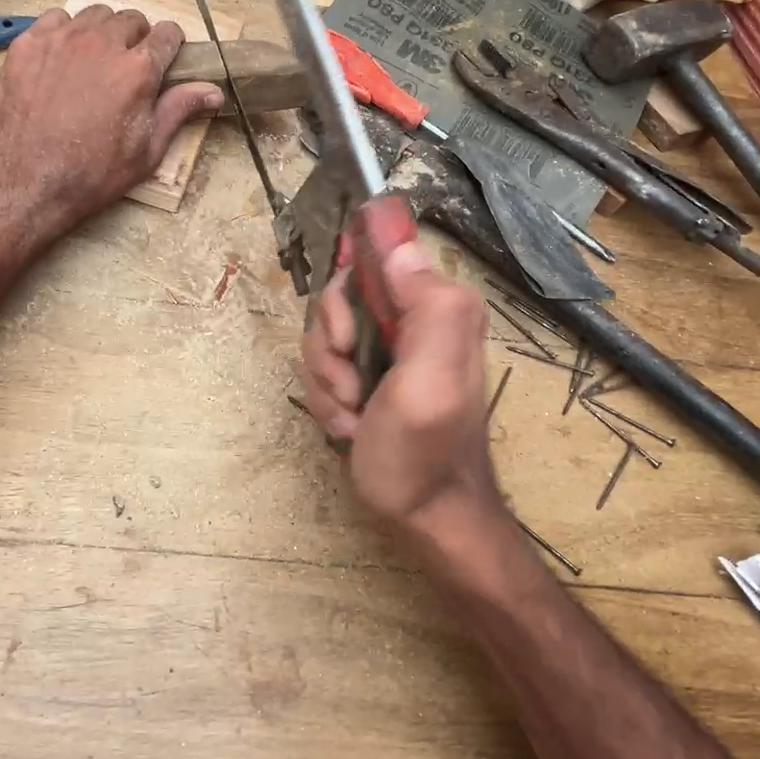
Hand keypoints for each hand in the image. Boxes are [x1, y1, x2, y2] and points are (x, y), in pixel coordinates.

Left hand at [0, 6, 222, 230]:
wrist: (29, 182)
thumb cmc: (93, 173)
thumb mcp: (147, 151)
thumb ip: (179, 110)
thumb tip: (214, 90)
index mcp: (138, 68)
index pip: (168, 34)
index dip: (170, 47)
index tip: (164, 60)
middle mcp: (102, 43)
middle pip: (131, 19)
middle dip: (135, 39)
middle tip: (125, 68)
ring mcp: (61, 39)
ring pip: (93, 15)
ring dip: (100, 32)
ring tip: (93, 61)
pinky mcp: (27, 44)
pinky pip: (54, 20)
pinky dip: (63, 33)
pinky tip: (59, 60)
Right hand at [299, 241, 500, 528]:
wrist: (424, 515)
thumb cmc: (426, 452)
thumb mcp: (432, 380)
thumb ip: (428, 309)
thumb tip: (399, 243)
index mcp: (437, 305)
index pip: (374, 256)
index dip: (345, 293)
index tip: (346, 338)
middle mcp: (413, 316)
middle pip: (338, 298)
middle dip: (330, 347)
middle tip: (350, 385)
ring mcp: (387, 347)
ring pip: (323, 334)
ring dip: (327, 380)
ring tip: (354, 414)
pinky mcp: (366, 373)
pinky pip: (322, 365)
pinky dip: (327, 398)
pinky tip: (350, 425)